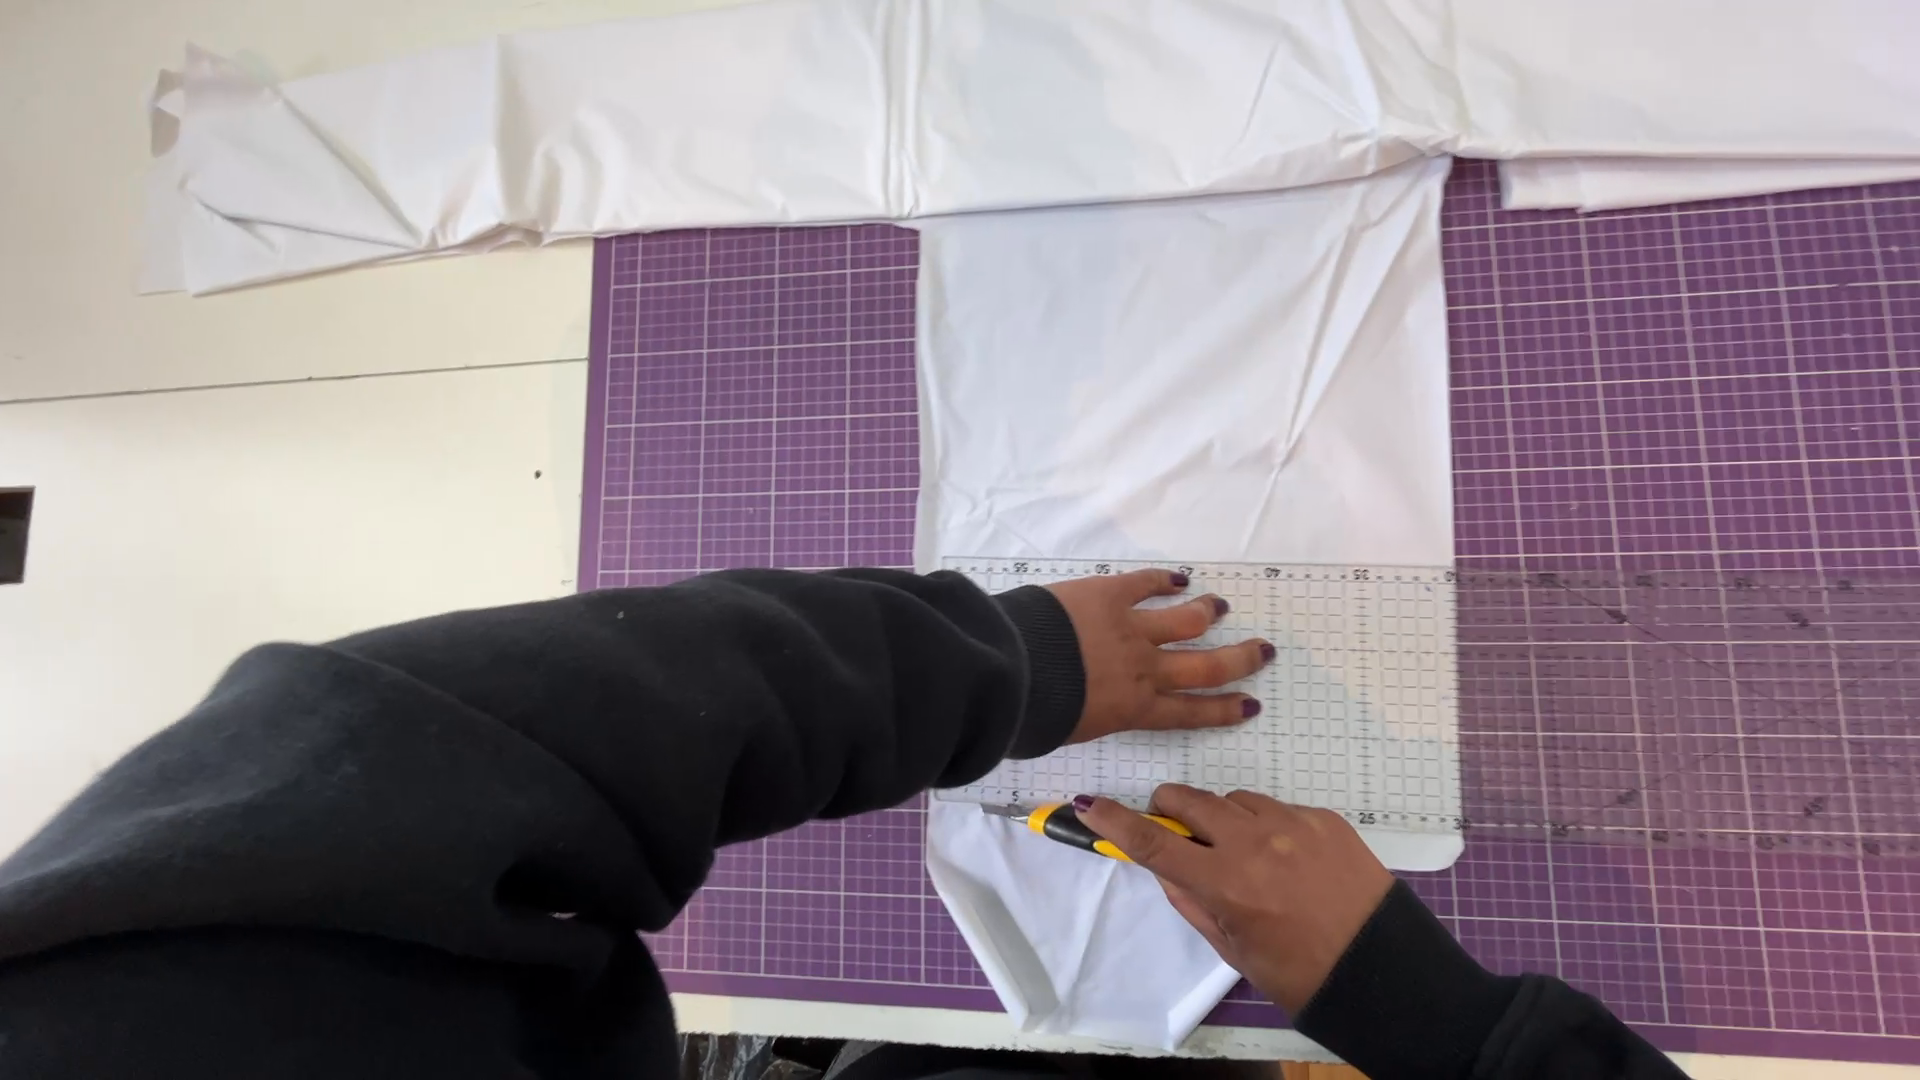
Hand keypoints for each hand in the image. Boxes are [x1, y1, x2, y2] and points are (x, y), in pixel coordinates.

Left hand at [1046, 569, 1272, 743]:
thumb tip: (1085, 713)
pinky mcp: (1110, 594)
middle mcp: (1144, 669)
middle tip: (1262, 650)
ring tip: (1221, 606)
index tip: (1249, 704)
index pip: (1190, 711)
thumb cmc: (1030, 714)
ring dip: (1207, 612)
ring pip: (1186, 620)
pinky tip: (1178, 578)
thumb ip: (1089, 721)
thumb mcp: (1065, 733)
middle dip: (1239, 659)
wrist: (1009, 670)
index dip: (1223, 709)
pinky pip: (1145, 584)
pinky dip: (1164, 580)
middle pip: (1206, 665)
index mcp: (1134, 709)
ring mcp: (1130, 628)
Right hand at [1079, 784, 1393, 1012]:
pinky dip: (1268, 826)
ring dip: (1224, 819)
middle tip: (1177, 829)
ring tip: (1249, 856)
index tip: (1089, 805)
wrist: (1396, 979)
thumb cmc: (1305, 976)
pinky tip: (1290, 860)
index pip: (1155, 844)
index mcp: (1228, 884)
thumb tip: (1165, 866)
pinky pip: (1276, 808)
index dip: (1116, 822)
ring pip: (1232, 800)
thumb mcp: (1237, 951)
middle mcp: (1255, 842)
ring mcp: (1292, 823)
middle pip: (1188, 799)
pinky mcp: (1323, 818)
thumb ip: (1192, 902)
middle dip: (1170, 808)